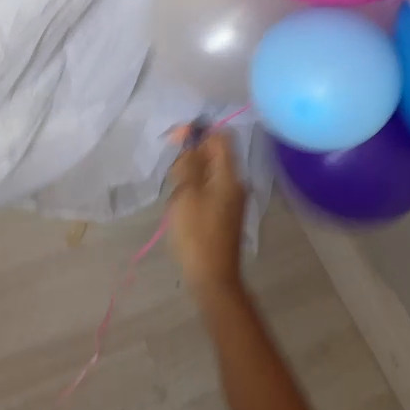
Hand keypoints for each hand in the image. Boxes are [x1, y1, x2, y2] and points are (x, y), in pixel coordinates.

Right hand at [166, 129, 246, 297]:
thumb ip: (191, 161)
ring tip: (176, 198)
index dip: (198, 133)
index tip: (174, 142)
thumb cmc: (196, 234)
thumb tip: (193, 134)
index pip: (220, 136)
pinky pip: (207, 188)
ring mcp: (231, 198)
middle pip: (213, 154)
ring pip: (207, 172)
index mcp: (230, 175)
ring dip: (188, 177)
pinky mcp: (224, 211)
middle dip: (189, 159)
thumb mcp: (188, 193)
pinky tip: (182, 208)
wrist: (212, 276)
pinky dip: (192, 191)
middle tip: (174, 179)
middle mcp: (235, 182)